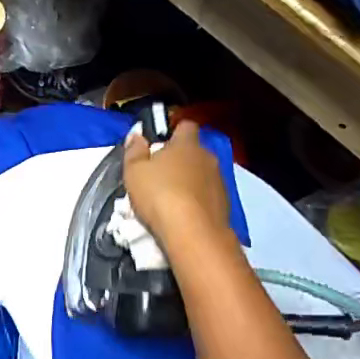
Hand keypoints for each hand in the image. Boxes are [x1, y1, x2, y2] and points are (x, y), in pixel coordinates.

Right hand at [122, 122, 229, 249]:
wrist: (193, 232)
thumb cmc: (159, 195)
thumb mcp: (134, 172)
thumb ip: (134, 151)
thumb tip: (137, 135)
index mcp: (187, 143)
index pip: (185, 125)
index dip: (173, 132)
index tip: (160, 144)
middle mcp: (208, 157)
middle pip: (193, 152)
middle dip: (180, 160)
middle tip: (160, 176)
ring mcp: (219, 180)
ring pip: (202, 174)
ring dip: (189, 181)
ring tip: (171, 200)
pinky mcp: (225, 203)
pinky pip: (207, 195)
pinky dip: (197, 201)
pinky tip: (184, 215)